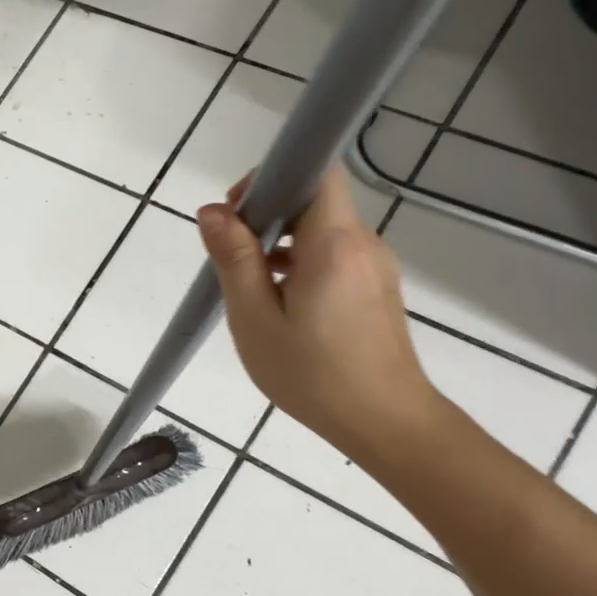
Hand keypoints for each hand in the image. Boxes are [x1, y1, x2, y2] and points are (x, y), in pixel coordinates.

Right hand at [197, 169, 441, 455]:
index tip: (235, 213)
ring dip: (279, 242)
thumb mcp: (254, 318)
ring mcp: (374, 266)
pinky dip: (299, 262)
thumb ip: (234, 260)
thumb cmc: (312, 373)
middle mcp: (363, 244)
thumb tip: (212, 211)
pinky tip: (277, 301)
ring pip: (321, 230)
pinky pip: (332, 254)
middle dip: (266, 214)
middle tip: (227, 256)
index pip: (316, 173)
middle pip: (314, 201)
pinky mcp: (375, 287)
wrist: (385, 422)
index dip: (272, 179)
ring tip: (247, 284)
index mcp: (334, 244)